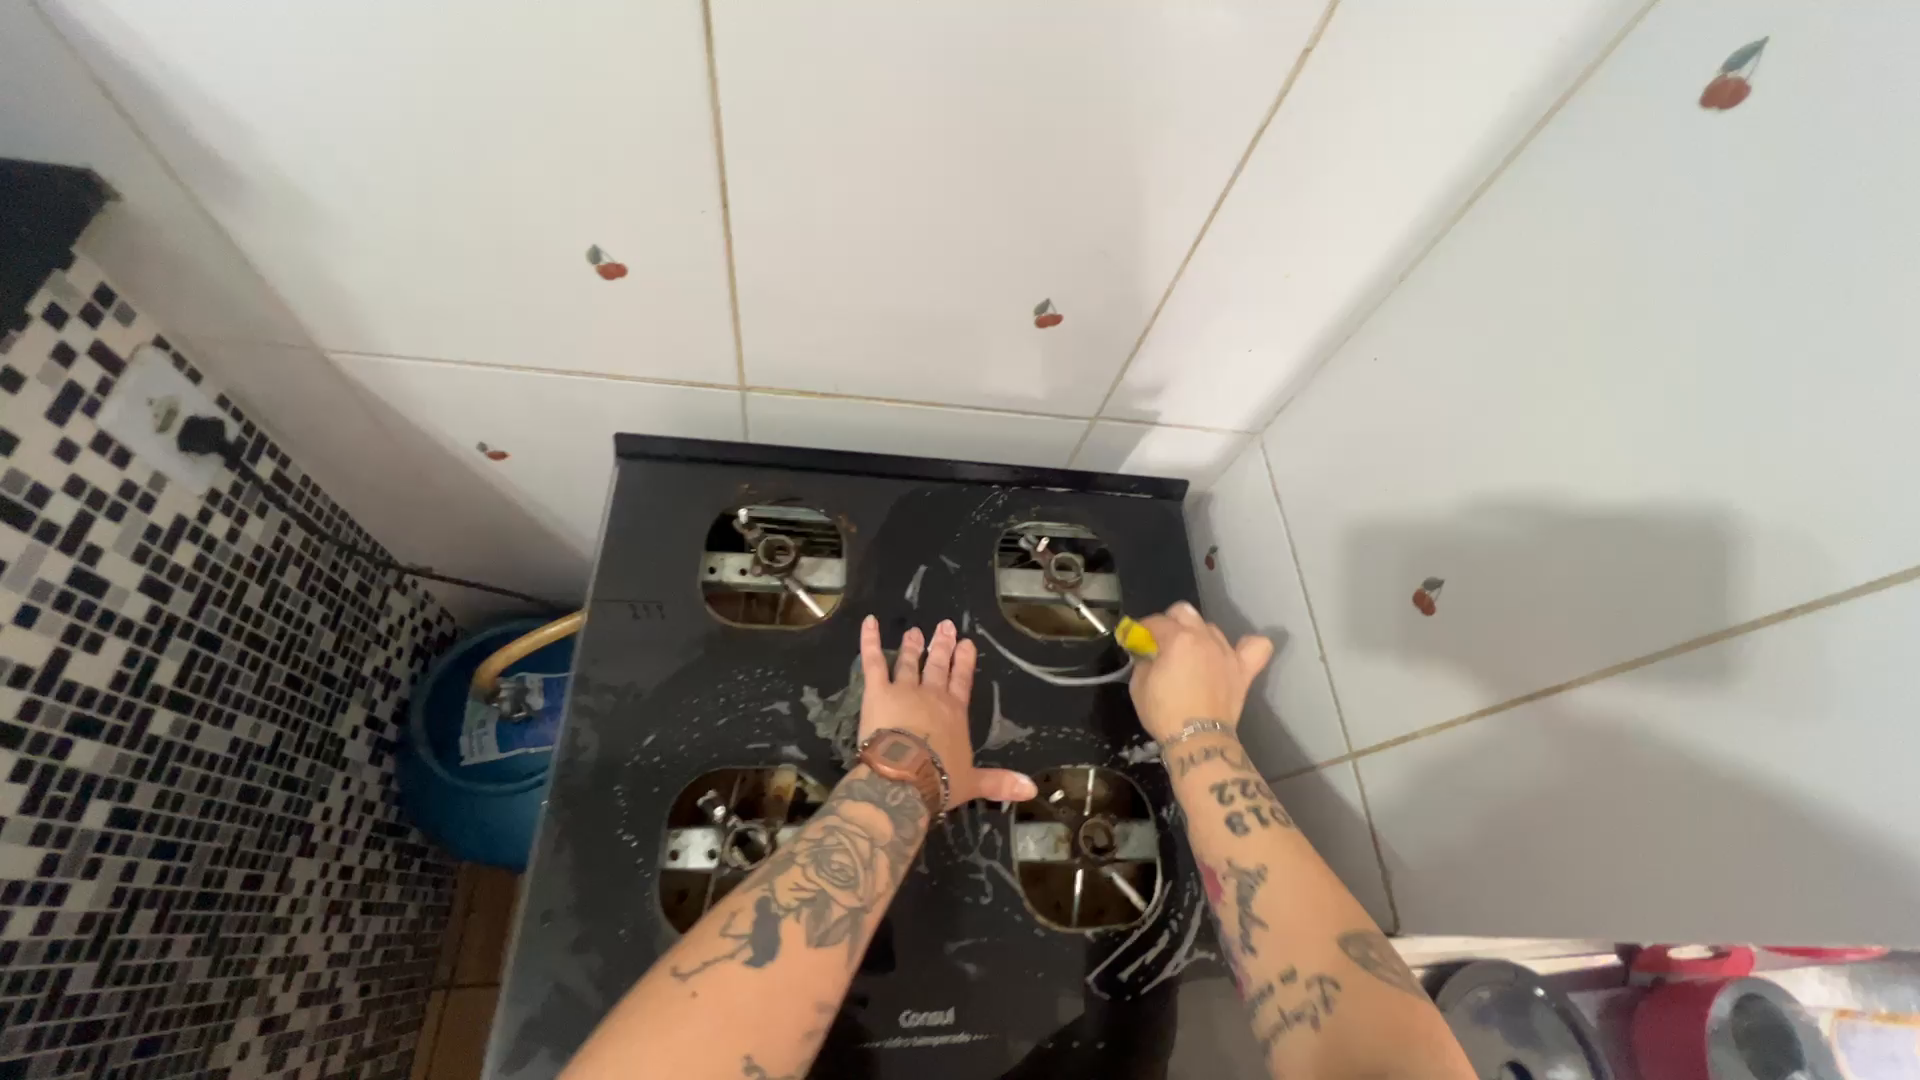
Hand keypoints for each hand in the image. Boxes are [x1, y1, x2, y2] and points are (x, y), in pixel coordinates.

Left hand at [858, 615, 1037, 805]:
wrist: (905, 777)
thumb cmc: (939, 779)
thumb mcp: (973, 782)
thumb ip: (1000, 782)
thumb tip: (1032, 789)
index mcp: (955, 713)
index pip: (962, 682)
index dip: (964, 663)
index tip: (967, 644)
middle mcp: (932, 696)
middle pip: (939, 666)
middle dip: (943, 646)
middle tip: (945, 626)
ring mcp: (904, 690)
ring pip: (909, 662)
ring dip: (912, 646)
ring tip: (914, 632)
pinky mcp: (877, 691)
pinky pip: (873, 662)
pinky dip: (870, 641)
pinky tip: (869, 622)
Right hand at [1127, 601, 1273, 741]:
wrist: (1198, 740)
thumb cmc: (1164, 713)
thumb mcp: (1138, 685)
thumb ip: (1143, 661)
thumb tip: (1147, 654)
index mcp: (1177, 639)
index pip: (1155, 622)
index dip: (1141, 629)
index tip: (1135, 640)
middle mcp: (1204, 638)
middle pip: (1185, 612)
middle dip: (1169, 622)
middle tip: (1161, 643)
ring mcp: (1227, 653)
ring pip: (1211, 628)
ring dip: (1197, 634)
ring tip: (1191, 653)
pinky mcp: (1244, 670)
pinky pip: (1257, 646)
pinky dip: (1247, 645)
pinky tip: (1232, 653)